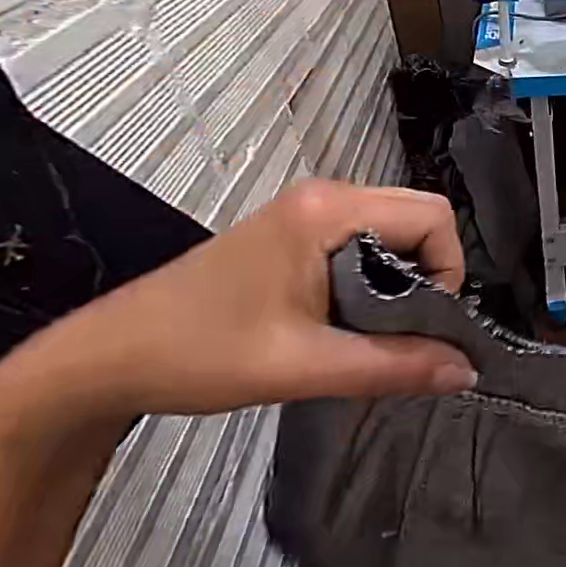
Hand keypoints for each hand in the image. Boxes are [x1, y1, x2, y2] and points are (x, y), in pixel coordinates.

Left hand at [17, 181, 476, 420]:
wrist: (98, 363)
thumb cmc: (198, 355)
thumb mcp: (304, 366)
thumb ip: (394, 365)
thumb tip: (468, 373)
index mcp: (330, 210)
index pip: (434, 218)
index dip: (445, 268)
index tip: (420, 319)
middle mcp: (328, 193)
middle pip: (423, 214)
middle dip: (430, 267)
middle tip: (404, 319)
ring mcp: (312, 205)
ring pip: (401, 222)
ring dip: (406, 268)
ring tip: (376, 317)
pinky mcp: (300, 223)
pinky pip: (374, 231)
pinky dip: (382, 265)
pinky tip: (352, 305)